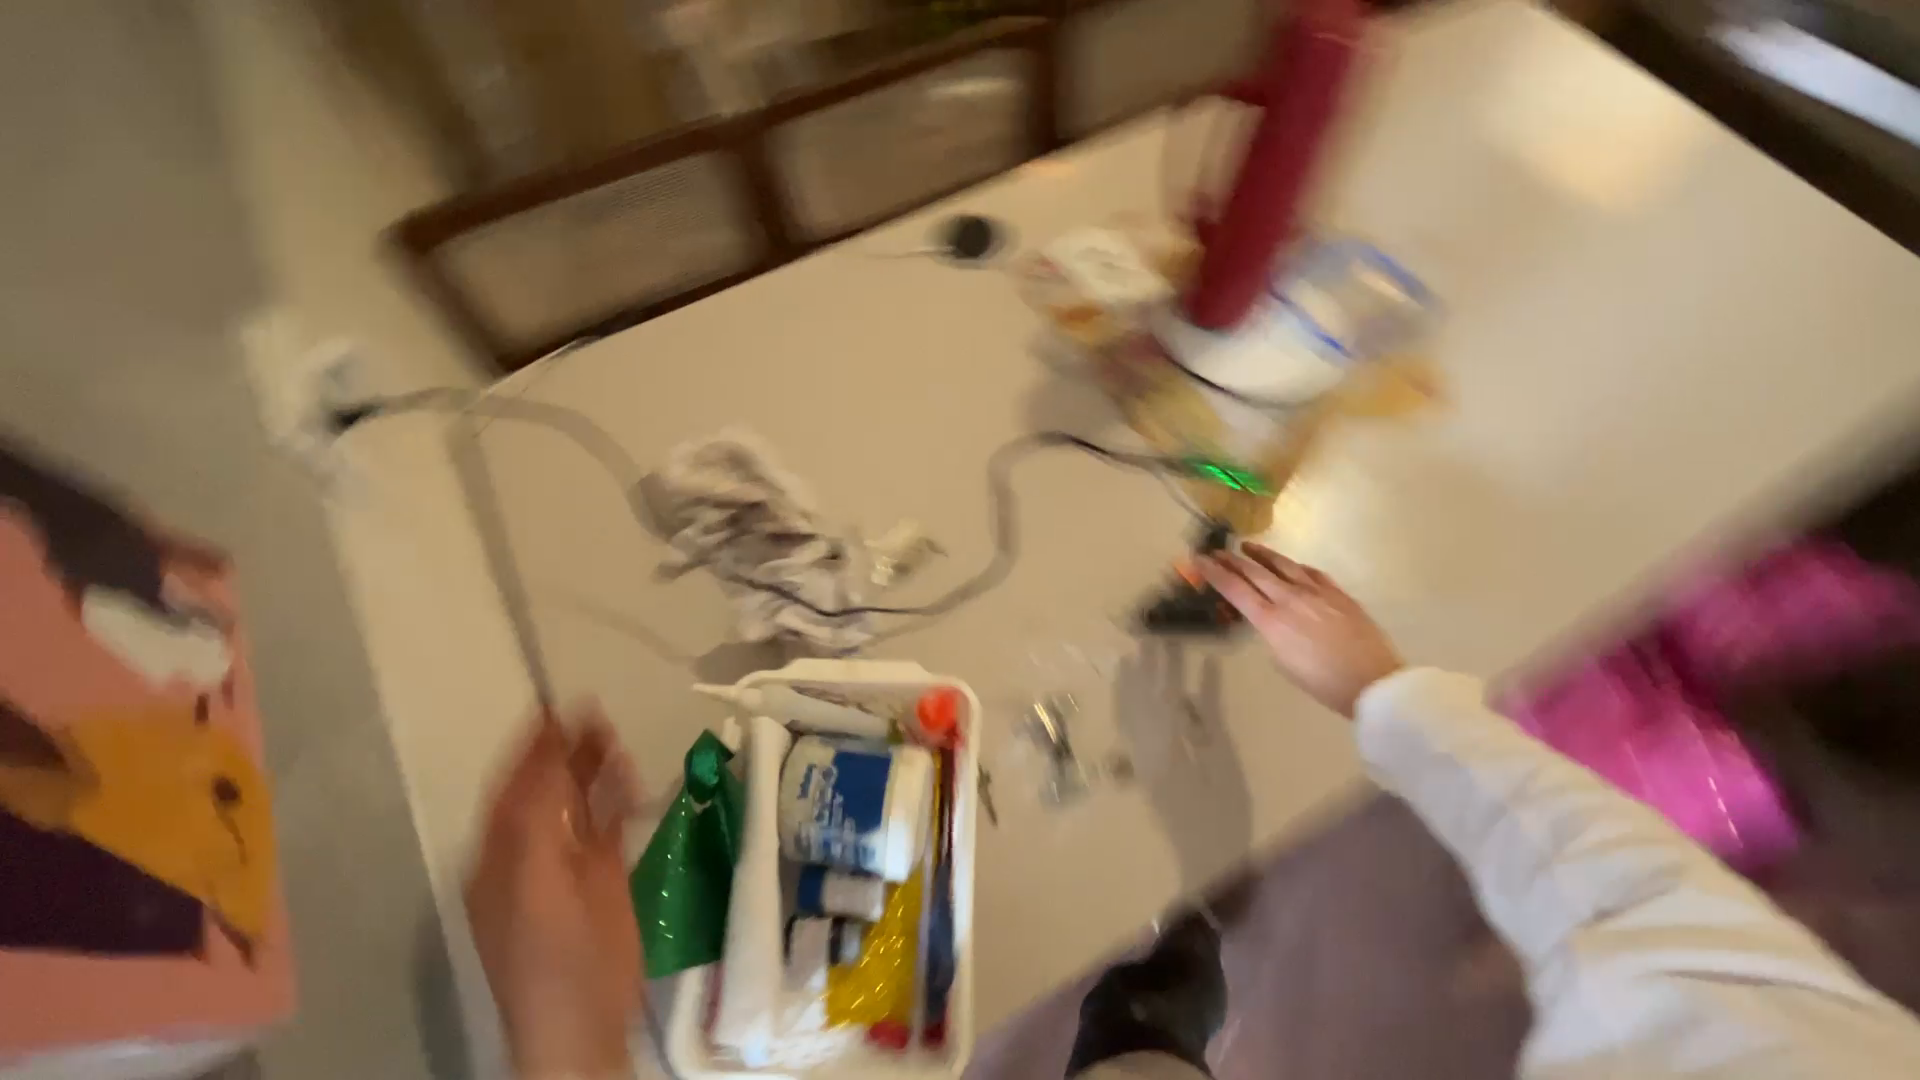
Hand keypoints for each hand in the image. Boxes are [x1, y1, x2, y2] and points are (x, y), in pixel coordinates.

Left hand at [466, 703, 641, 1078]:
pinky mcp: (604, 869)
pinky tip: (632, 778)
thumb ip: (540, 820)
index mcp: (501, 852)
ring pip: (582, 799)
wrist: (583, 1019)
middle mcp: (531, 847)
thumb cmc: (551, 955)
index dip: (532, 745)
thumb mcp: (536, 883)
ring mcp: (569, 858)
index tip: (557, 705)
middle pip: (549, 785)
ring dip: (598, 769)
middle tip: (599, 715)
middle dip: (571, 750)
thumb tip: (549, 758)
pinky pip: (609, 820)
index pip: (514, 785)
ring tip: (618, 741)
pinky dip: (620, 796)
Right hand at [1199, 544, 1402, 717]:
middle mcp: (1290, 599)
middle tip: (1216, 550)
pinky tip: (1290, 565)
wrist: (1373, 680)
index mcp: (1271, 620)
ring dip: (1261, 554)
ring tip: (1247, 547)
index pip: (1235, 589)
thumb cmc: (1323, 682)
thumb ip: (1271, 633)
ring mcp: (1316, 592)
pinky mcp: (1338, 593)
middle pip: (1254, 571)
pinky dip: (1294, 566)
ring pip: (1283, 565)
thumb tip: (1270, 618)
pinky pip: (1311, 572)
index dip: (1214, 572)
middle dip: (1231, 560)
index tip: (1200, 559)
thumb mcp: (1283, 661)